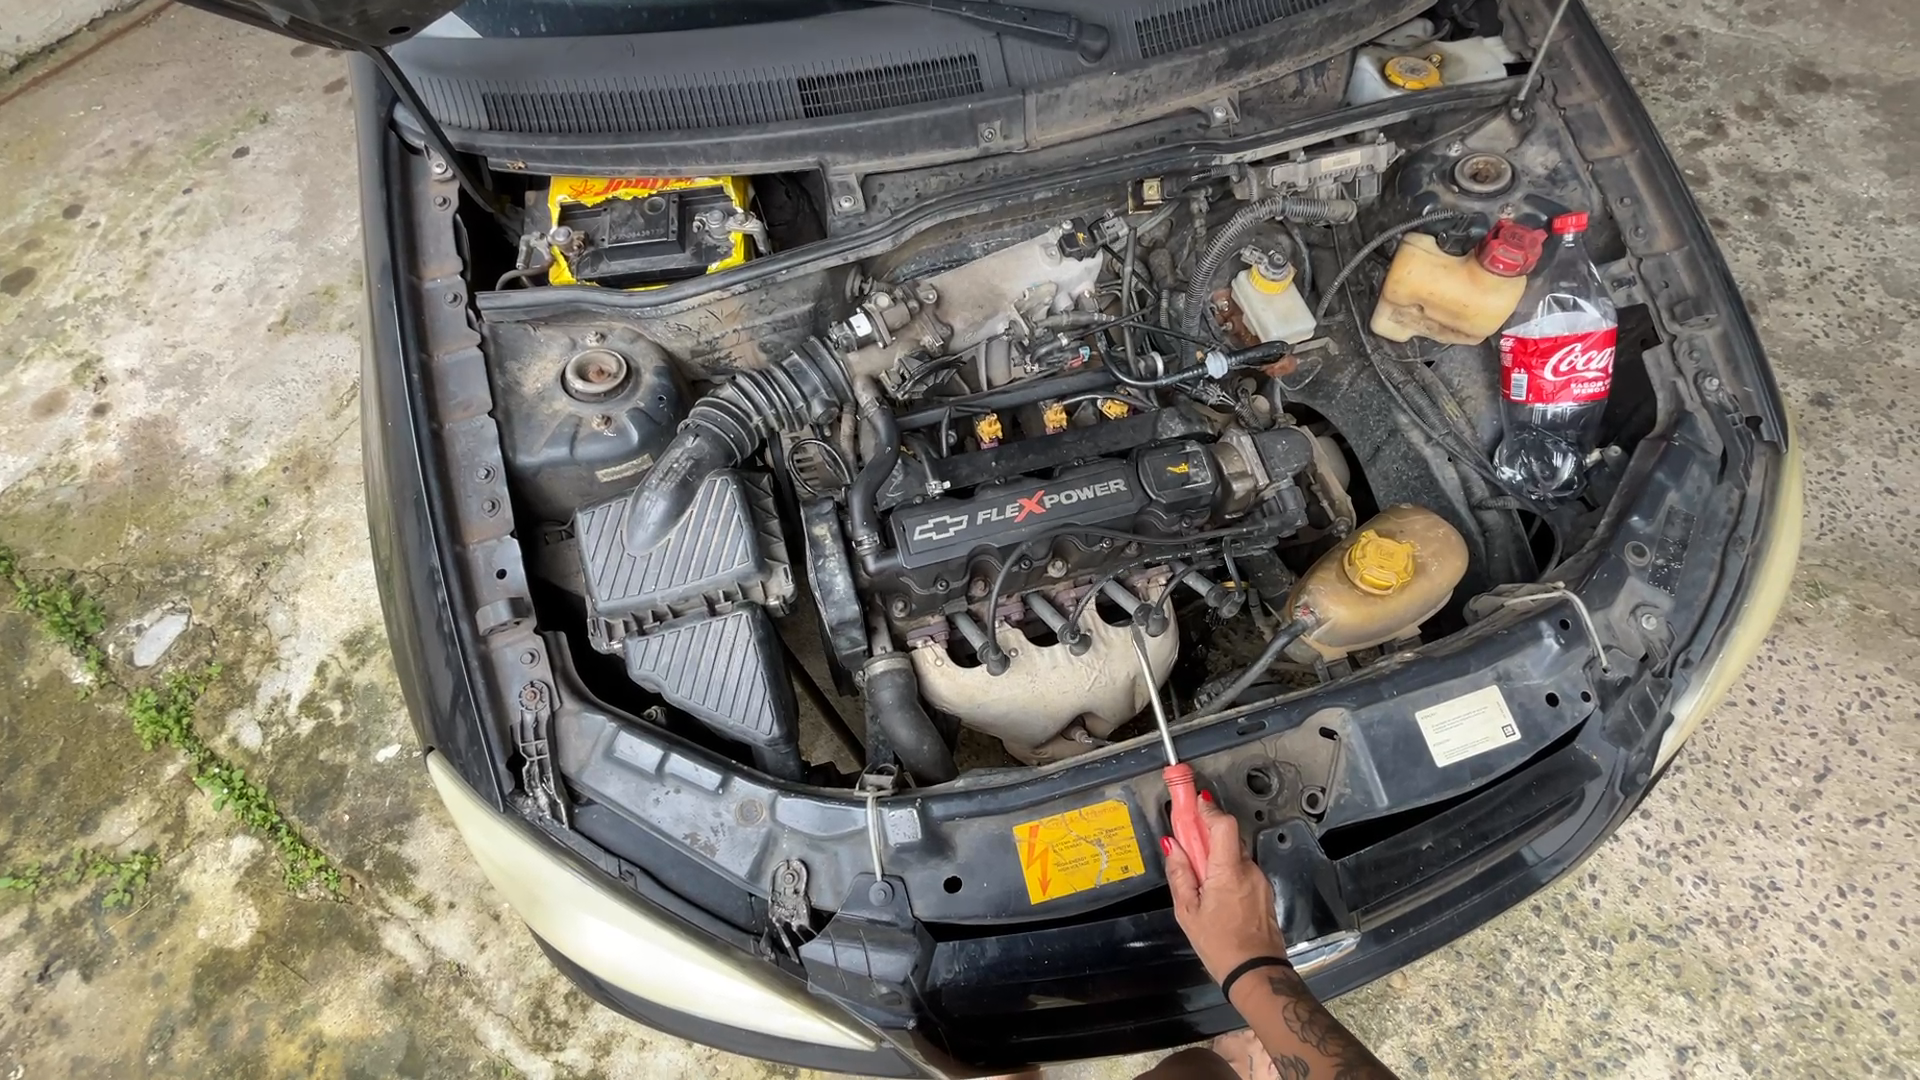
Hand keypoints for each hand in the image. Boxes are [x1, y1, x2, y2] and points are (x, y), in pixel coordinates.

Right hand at [1161, 793, 1286, 982]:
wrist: (1258, 975)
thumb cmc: (1220, 945)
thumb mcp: (1187, 912)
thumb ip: (1179, 874)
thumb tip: (1172, 846)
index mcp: (1228, 871)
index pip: (1224, 824)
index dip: (1209, 808)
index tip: (1194, 800)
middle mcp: (1248, 870)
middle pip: (1228, 837)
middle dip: (1208, 832)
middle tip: (1188, 837)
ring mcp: (1260, 881)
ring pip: (1235, 854)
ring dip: (1217, 853)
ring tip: (1199, 873)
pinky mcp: (1264, 892)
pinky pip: (1243, 869)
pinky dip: (1228, 868)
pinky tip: (1215, 889)